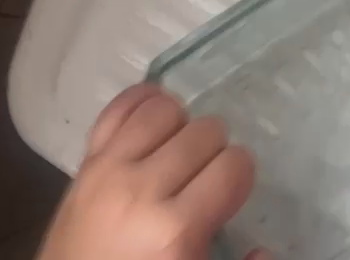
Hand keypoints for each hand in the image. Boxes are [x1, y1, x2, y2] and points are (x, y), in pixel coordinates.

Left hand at [37, 84, 262, 259]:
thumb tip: (263, 249)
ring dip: (181, 127)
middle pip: (206, 131)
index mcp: (176, 231)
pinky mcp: (85, 162)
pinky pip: (121, 107)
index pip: (234, 166)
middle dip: (214, 152)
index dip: (240, 178)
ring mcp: (109, 170)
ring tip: (177, 156)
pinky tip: (154, 126)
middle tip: (203, 182)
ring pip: (167, 108)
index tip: (228, 198)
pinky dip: (143, 104)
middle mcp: (143, 190)